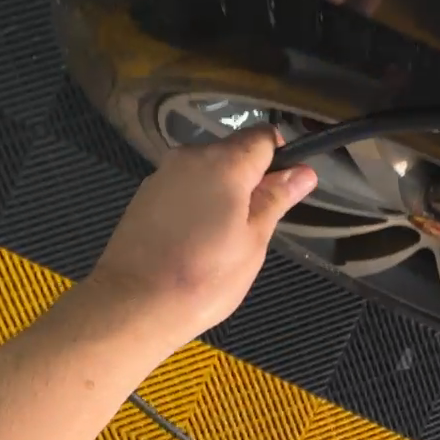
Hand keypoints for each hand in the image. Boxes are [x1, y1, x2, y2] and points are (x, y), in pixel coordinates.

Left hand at [88, 127, 317, 342]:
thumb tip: (304, 173)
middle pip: (233, 152)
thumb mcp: (253, 242)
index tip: (281, 194)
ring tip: (222, 241)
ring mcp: (164, 173)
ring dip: (223, 194)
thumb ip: (276, 201)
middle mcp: (191, 156)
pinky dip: (197, 205)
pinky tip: (194, 241)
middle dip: (250, 181)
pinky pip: (184, 188)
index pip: (263, 137)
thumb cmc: (206, 278)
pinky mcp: (145, 194)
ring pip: (207, 171)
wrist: (136, 303)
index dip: (280, 160)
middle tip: (253, 229)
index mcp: (225, 163)